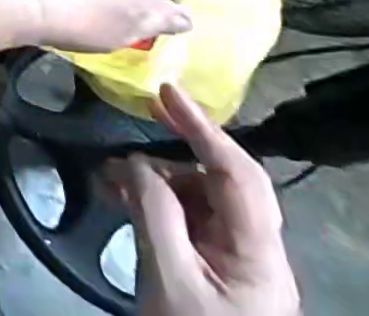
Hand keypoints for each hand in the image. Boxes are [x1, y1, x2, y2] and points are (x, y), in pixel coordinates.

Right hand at [110, 85, 300, 315]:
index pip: (239, 175)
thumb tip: (138, 161)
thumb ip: (154, 212)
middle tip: (139, 116)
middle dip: (178, 147)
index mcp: (259, 255)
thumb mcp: (167, 278)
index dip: (204, 127)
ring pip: (201, 197)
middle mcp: (257, 252)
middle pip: (223, 182)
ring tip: (109, 176)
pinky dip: (154, 200)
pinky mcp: (216, 269)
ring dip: (156, 178)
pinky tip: (120, 196)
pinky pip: (187, 218)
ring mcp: (238, 261)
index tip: (165, 91)